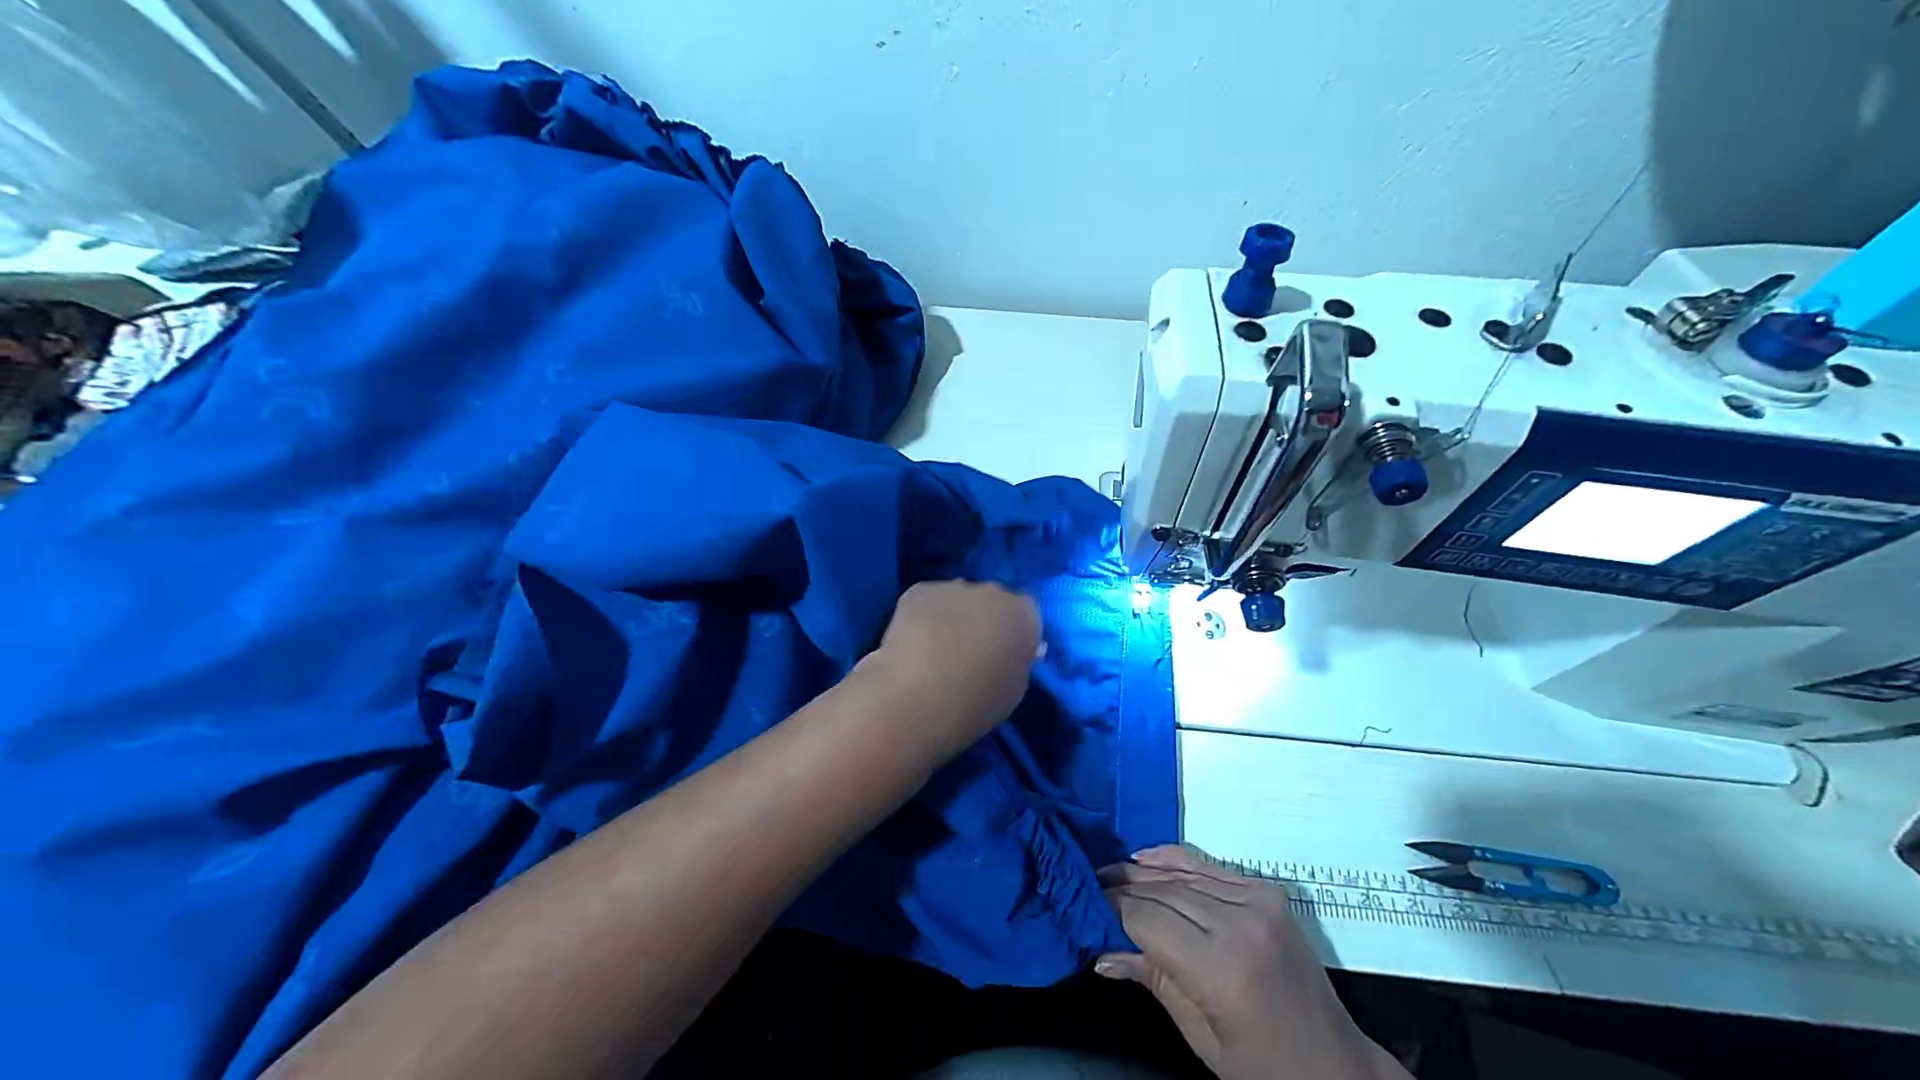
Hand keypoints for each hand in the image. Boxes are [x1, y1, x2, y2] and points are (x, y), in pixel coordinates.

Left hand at [859, 580, 1041, 762]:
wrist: (921, 697)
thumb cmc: (977, 703)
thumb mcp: (1013, 689)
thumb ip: (1015, 661)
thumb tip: (1008, 651)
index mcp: (1025, 615)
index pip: (1025, 615)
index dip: (1012, 634)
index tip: (1001, 656)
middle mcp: (993, 591)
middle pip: (992, 601)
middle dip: (983, 619)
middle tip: (968, 652)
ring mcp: (954, 588)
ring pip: (958, 599)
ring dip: (953, 616)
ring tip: (935, 651)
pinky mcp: (919, 591)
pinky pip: (926, 602)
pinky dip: (921, 617)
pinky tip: (912, 643)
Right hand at [1096, 845, 1407, 1079]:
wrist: (1336, 1064)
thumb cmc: (1265, 1068)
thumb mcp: (1202, 1038)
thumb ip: (1153, 981)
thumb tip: (1101, 954)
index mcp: (1223, 968)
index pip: (1149, 922)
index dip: (1113, 911)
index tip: (1085, 905)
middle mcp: (1241, 923)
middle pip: (1163, 892)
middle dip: (1123, 888)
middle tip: (1088, 885)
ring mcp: (1259, 901)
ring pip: (1183, 873)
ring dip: (1142, 871)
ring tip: (1109, 871)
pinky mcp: (1267, 891)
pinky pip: (1209, 866)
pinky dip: (1174, 860)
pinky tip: (1145, 858)